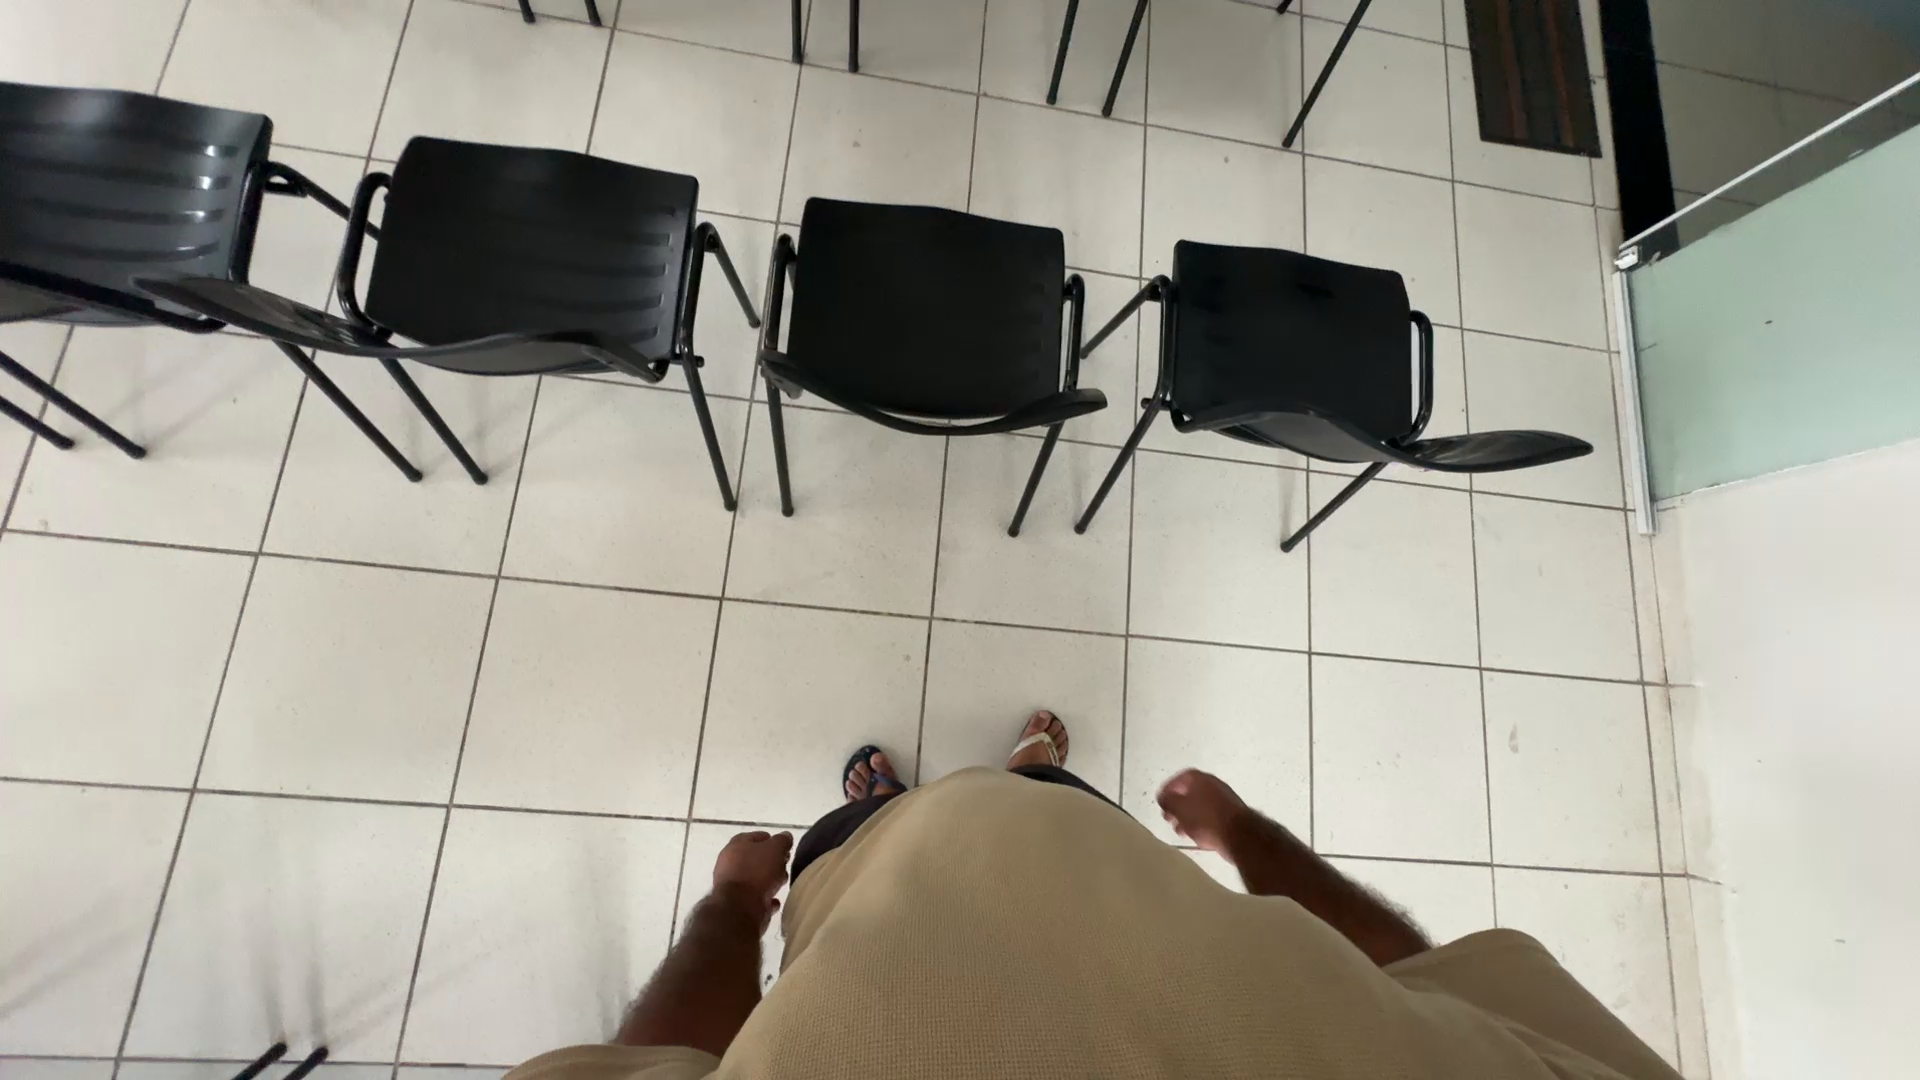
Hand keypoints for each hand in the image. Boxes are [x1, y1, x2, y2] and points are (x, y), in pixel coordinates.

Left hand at [712, 830, 792, 931]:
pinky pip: (754, 898)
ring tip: (782, 883)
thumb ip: (782, 840)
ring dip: (769, 881)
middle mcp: (729, 864)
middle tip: (785, 865)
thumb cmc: (757, 871)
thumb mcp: (775, 848)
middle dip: (771, 862)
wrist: (740, 908)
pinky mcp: (736, 905)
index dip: (771, 840)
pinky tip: (775, 901)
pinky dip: (765, 898)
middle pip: (755, 858)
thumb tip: (785, 837)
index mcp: (736, 846)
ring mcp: (732, 886)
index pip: (755, 837)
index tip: (784, 847)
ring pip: (755, 879)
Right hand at [1157, 769, 1250, 852]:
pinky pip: (1210, 816)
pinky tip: (1195, 835)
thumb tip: (1163, 797)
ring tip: (1179, 830)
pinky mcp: (1231, 815)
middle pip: (1189, 792)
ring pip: (1199, 806)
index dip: (1167, 790)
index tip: (1161, 803)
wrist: (1240, 836)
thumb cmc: (1205, 818)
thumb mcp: (1179, 808)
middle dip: (1177, 806)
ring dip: (1187, 816)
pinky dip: (1200, 823)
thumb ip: (1168, 800)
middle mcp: (1212, 784)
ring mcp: (1224, 799)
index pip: (1178, 779)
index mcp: (1199, 778)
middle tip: (1168, 817)